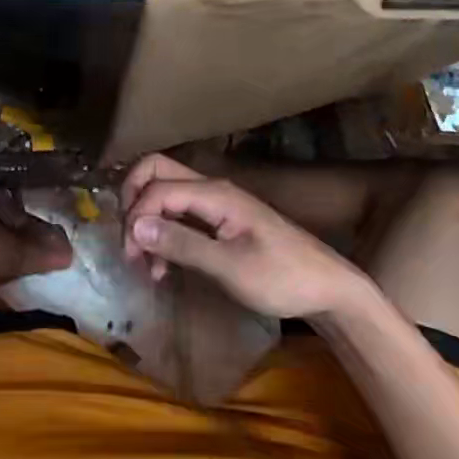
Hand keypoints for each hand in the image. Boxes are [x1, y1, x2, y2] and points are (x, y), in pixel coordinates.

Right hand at [120, 154, 370, 318]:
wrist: (326, 287)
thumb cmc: (281, 277)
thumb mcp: (230, 267)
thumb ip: (182, 244)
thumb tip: (135, 224)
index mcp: (216, 194)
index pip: (157, 188)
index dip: (135, 218)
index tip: (133, 258)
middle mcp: (213, 189)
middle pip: (157, 172)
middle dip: (134, 202)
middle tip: (132, 246)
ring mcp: (217, 203)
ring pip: (166, 192)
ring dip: (147, 220)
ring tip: (148, 266)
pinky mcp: (220, 220)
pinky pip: (180, 212)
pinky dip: (163, 231)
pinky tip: (165, 266)